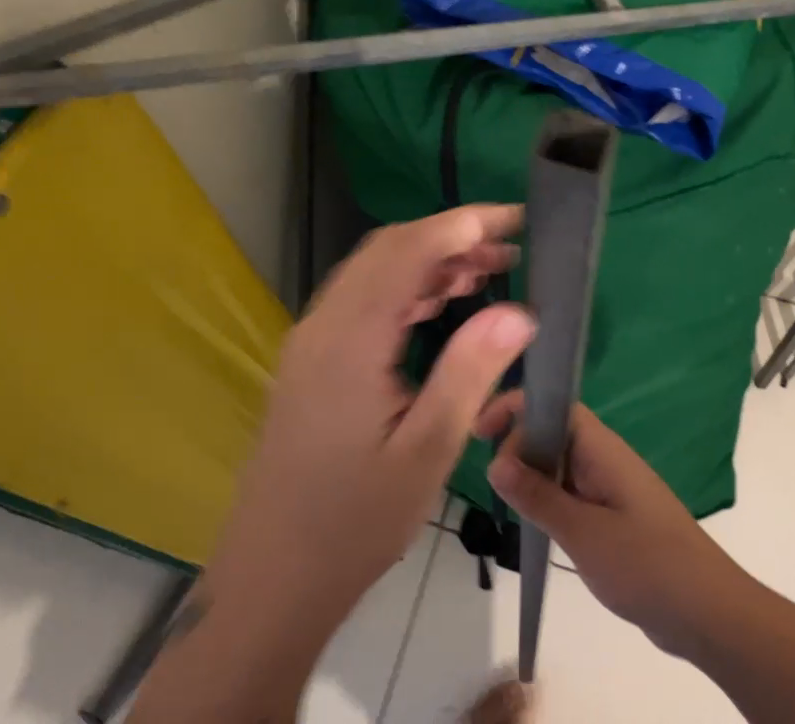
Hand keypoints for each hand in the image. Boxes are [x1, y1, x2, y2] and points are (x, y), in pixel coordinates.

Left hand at [206, 204, 536, 629]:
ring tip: (487, 273)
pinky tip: (439, 308)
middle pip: (386, 252)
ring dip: (427, 263)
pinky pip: (361, 304)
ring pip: (372, 275)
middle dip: (450, 238)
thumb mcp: (426, 450)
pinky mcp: (310, 364)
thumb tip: (521, 310)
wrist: (274, 575)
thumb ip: (470, 371)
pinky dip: (404, 291)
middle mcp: (322, 327)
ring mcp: (310, 344)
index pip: (408, 251)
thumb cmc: (355, 521)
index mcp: (349, 340)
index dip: (463, 224)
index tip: (516, 218)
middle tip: (511, 249)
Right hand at [476, 393, 747, 652]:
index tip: (480, 433)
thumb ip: (538, 497)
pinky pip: (572, 494)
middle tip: (494, 485)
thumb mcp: (583, 533)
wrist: (707, 612)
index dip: (515, 408)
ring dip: (531, 477)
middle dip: (517, 447)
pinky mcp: (615, 517)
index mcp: (603, 450)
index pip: (554, 406)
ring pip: (560, 466)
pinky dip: (549, 501)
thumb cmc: (647, 565)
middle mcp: (606, 460)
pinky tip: (535, 527)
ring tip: (507, 506)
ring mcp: (612, 488)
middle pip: (553, 433)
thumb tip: (495, 463)